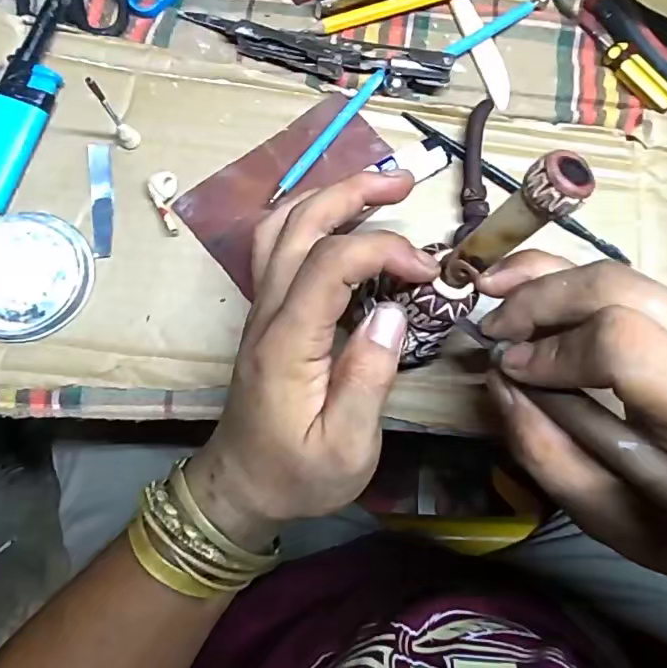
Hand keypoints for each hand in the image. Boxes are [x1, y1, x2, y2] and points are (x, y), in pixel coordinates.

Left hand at [184, 171, 439, 551]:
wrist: (239, 485)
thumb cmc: (295, 475)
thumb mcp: (345, 449)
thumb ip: (368, 379)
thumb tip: (394, 313)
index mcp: (287, 343)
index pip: (329, 262)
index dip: (382, 249)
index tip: (427, 270)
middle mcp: (267, 313)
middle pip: (296, 225)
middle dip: (350, 192)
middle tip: (404, 182)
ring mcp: (260, 310)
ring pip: (279, 229)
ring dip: (325, 198)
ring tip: (375, 189)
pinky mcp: (265, 316)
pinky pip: (277, 249)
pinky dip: (310, 221)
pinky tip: (341, 225)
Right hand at [475, 253, 666, 586]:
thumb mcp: (601, 515)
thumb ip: (542, 448)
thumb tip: (498, 378)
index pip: (622, 342)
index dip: (551, 350)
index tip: (507, 370)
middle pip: (616, 287)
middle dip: (539, 298)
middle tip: (490, 328)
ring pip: (620, 275)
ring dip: (549, 279)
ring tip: (495, 291)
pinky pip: (630, 288)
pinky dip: (572, 289)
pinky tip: (536, 298)